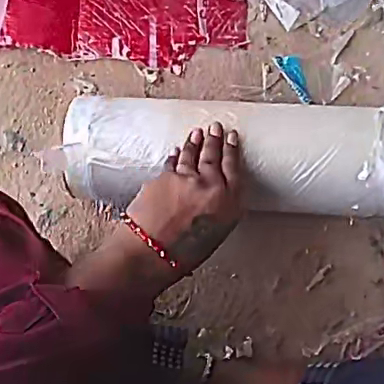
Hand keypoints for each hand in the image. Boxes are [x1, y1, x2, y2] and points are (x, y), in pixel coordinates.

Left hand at [128, 122, 245, 268]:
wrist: (149, 254)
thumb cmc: (180, 256)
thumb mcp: (213, 236)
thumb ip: (215, 212)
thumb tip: (208, 201)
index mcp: (229, 206)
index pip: (234, 171)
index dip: (232, 151)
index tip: (232, 138)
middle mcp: (212, 188)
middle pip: (214, 157)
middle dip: (215, 140)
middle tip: (216, 127)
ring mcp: (187, 179)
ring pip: (192, 155)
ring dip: (194, 143)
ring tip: (197, 133)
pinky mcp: (165, 177)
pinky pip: (172, 163)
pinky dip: (174, 157)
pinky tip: (175, 152)